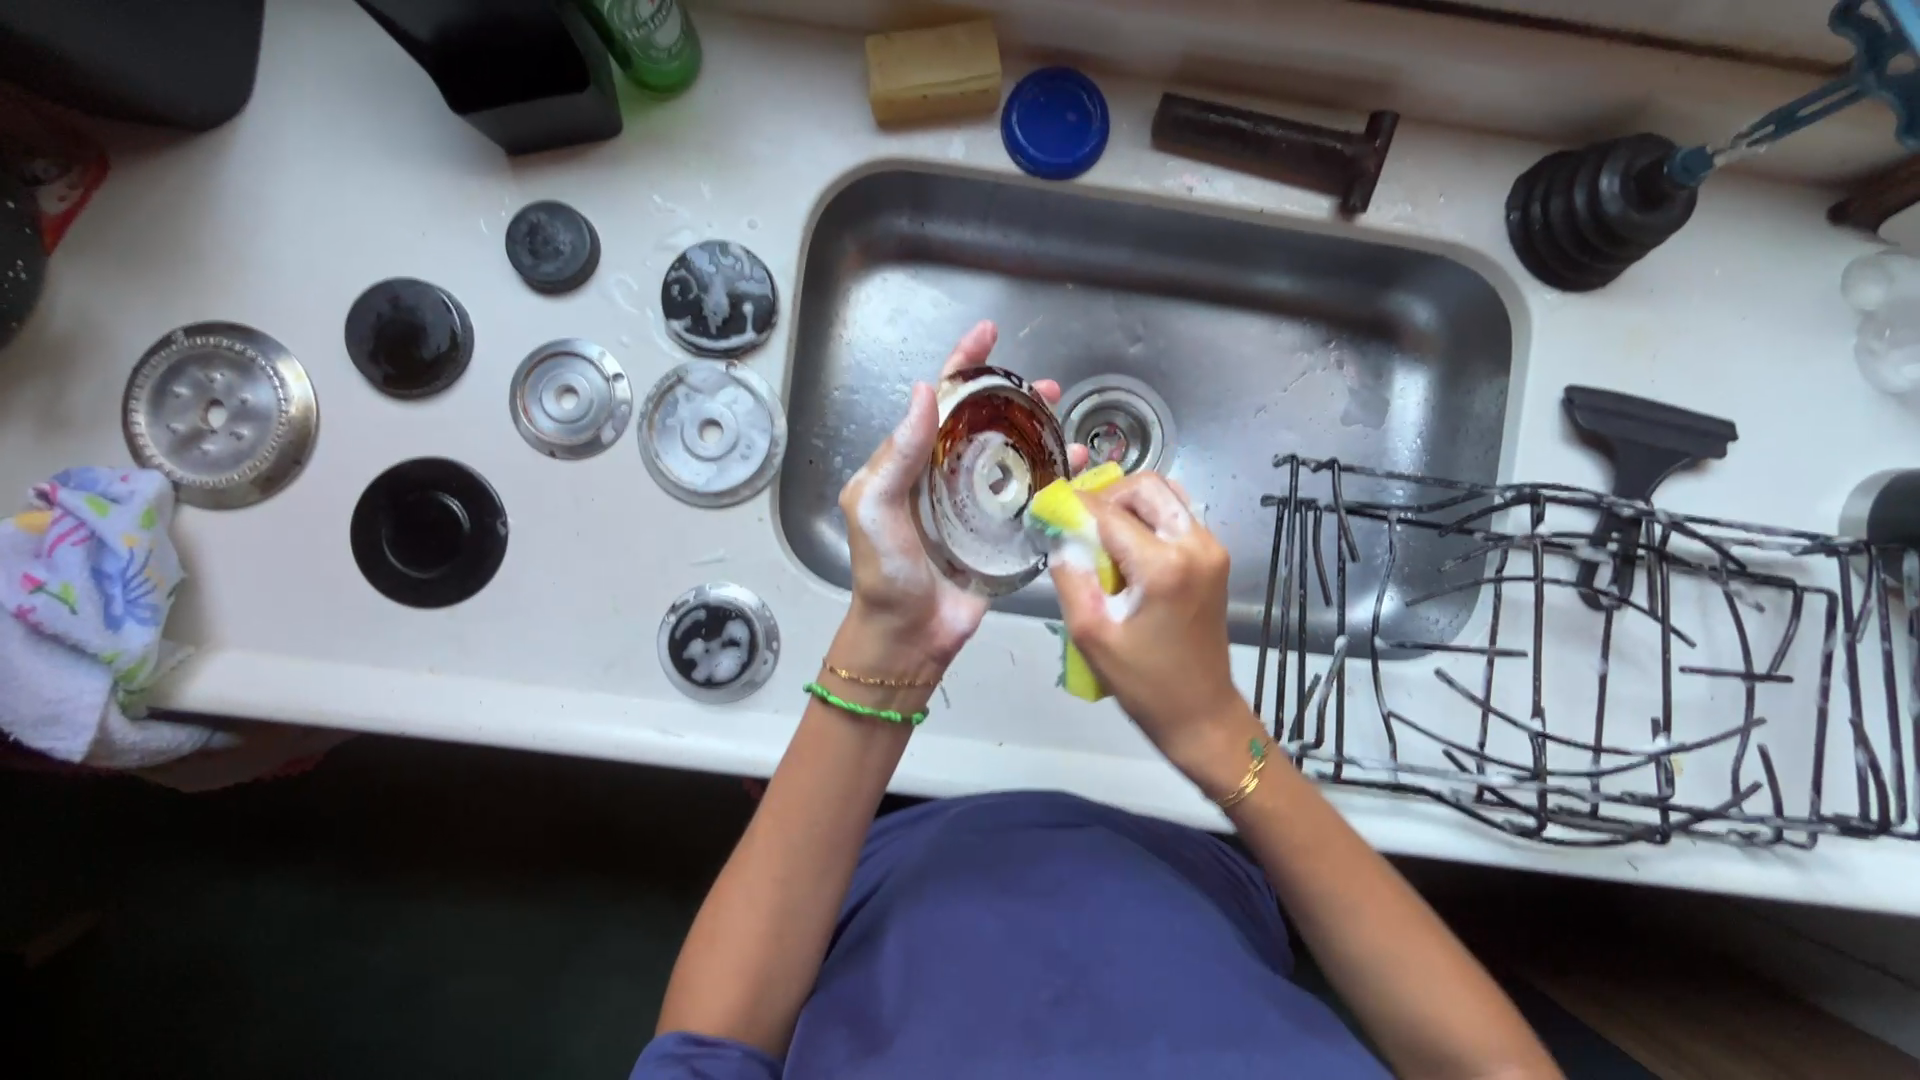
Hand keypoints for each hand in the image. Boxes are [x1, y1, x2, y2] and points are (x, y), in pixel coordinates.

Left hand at [836, 320, 1084, 678]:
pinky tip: (1075, 463)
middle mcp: (947, 476)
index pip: (939, 403)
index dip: (962, 365)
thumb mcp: (875, 506)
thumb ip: (899, 452)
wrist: (909, 632)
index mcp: (912, 463)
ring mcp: (977, 504)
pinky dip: (1055, 475)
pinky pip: (1032, 495)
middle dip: (1014, 397)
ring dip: (1040, 430)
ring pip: (1014, 454)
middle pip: (985, 422)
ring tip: (1066, 415)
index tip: (987, 334)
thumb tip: (925, 390)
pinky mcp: (1002, 533)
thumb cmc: (883, 570)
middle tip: (1047, 385)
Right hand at [1047, 472, 1265, 788]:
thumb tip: (1059, 536)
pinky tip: (1126, 549)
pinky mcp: (1215, 557)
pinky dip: (1148, 520)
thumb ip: (1070, 576)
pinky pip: (1177, 517)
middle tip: (1079, 523)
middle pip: (1145, 487)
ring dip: (1128, 505)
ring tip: (1101, 534)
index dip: (1074, 506)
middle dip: (1106, 496)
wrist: (1200, 711)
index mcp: (1164, 565)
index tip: (1047, 509)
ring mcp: (1211, 548)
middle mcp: (1196, 544)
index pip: (1109, 513)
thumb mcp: (1090, 633)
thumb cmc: (1143, 682)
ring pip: (1164, 497)